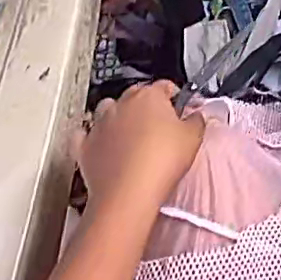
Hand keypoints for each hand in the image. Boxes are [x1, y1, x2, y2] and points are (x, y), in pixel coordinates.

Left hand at [73, 81, 200, 212]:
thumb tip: (194, 116)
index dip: (176, 96)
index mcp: (150, 96)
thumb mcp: (194, 136)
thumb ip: (196, 119)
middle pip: (136, 94)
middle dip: (147, 103)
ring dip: (119, 115)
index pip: (165, 85)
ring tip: (132, 131)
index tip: (181, 107)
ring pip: (107, 109)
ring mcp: (99, 125)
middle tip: (160, 121)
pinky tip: (104, 142)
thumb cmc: (162, 161)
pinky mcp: (84, 147)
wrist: (128, 193)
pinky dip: (94, 135)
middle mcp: (122, 104)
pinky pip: (86, 134)